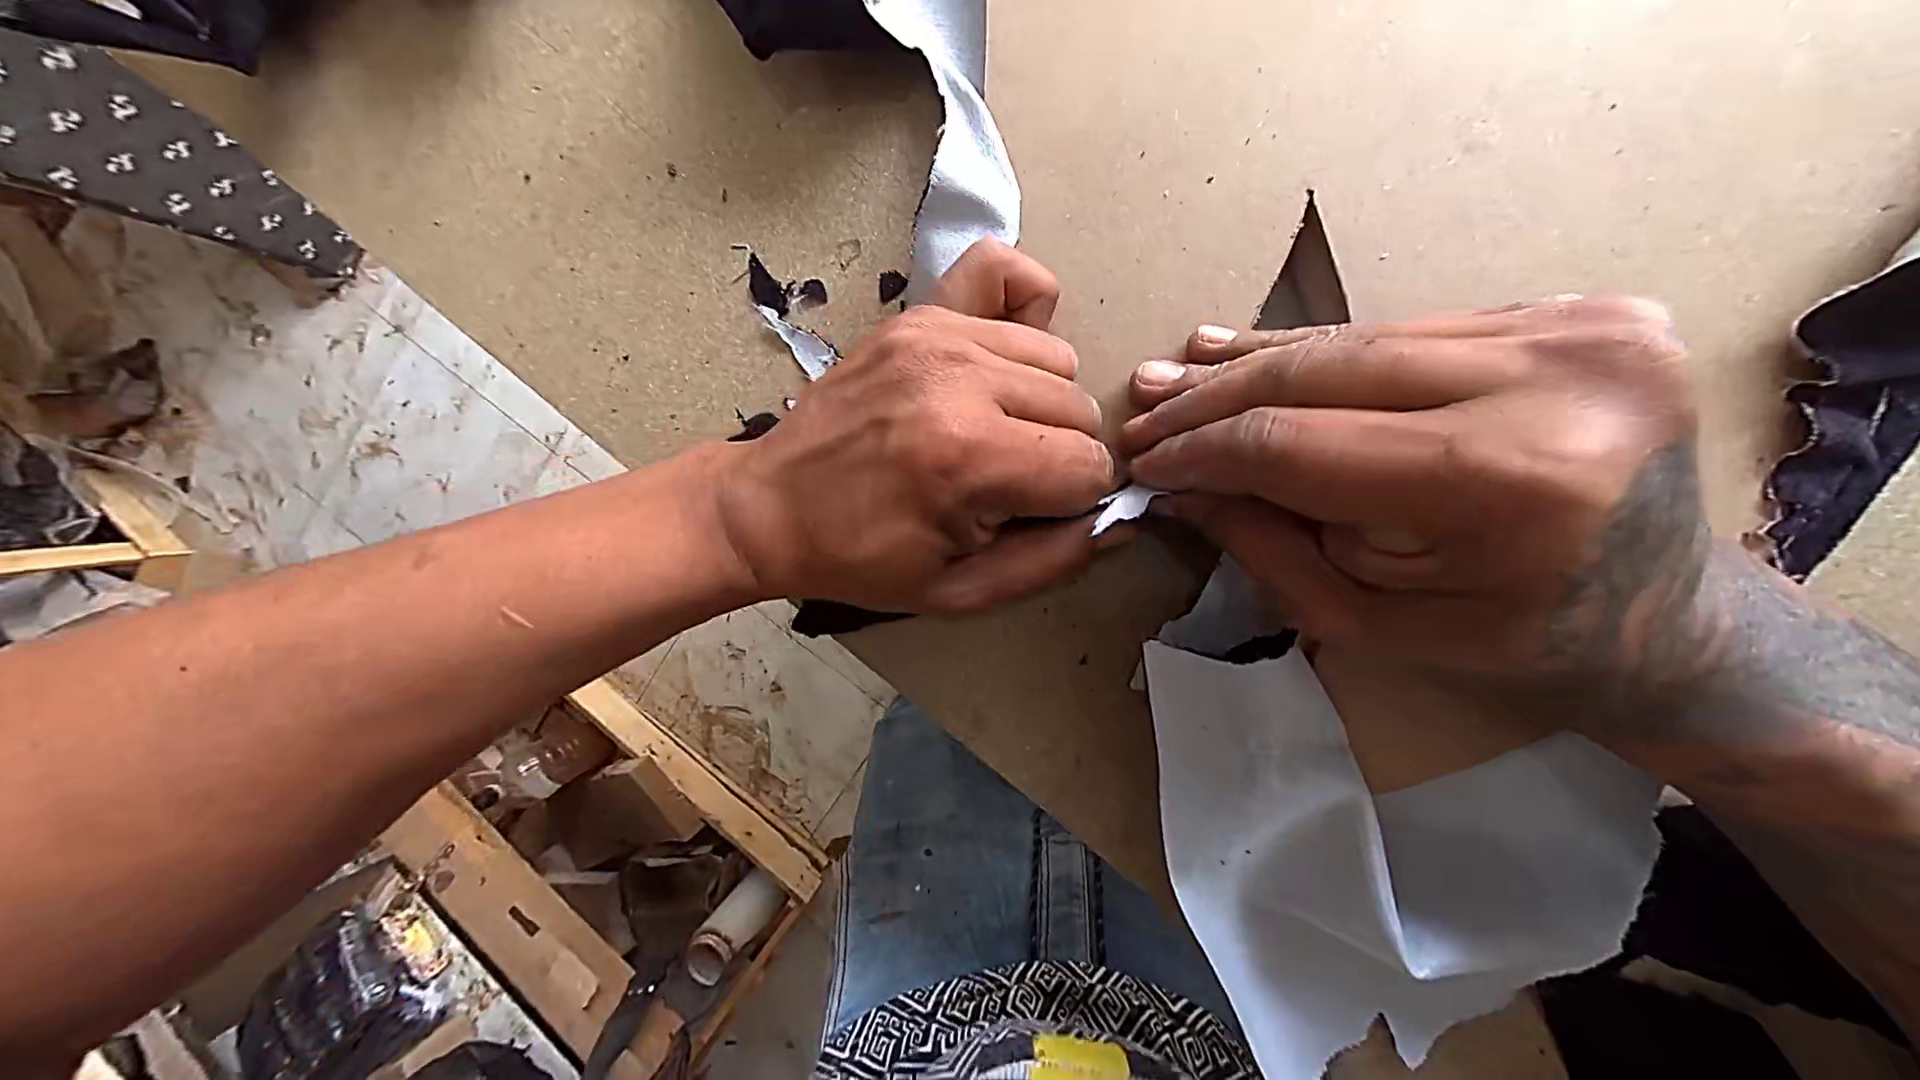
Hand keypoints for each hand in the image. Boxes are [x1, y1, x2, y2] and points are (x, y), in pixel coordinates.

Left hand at [716, 240, 1125, 614]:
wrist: (769, 508)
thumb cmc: (861, 558)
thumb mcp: (958, 591)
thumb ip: (1052, 561)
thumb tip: (1120, 521)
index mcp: (968, 457)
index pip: (1089, 468)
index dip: (1073, 503)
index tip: (1031, 515)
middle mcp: (959, 380)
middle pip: (1080, 411)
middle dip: (1060, 457)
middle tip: (1007, 482)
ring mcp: (937, 334)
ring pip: (1058, 360)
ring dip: (1042, 405)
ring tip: (992, 433)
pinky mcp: (920, 313)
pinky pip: (1012, 282)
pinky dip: (1024, 323)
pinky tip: (996, 366)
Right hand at [1121, 298, 1706, 681]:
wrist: (1669, 612)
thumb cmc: (1506, 638)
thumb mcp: (1363, 616)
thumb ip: (1263, 544)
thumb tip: (1177, 486)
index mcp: (1502, 482)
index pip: (1293, 443)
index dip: (1203, 450)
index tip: (1145, 463)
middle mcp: (1550, 381)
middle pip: (1318, 373)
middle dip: (1212, 400)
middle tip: (1145, 414)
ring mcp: (1575, 329)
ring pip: (1353, 339)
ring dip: (1250, 364)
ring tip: (1176, 375)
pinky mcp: (1574, 312)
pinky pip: (1399, 329)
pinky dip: (1314, 349)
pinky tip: (1244, 349)